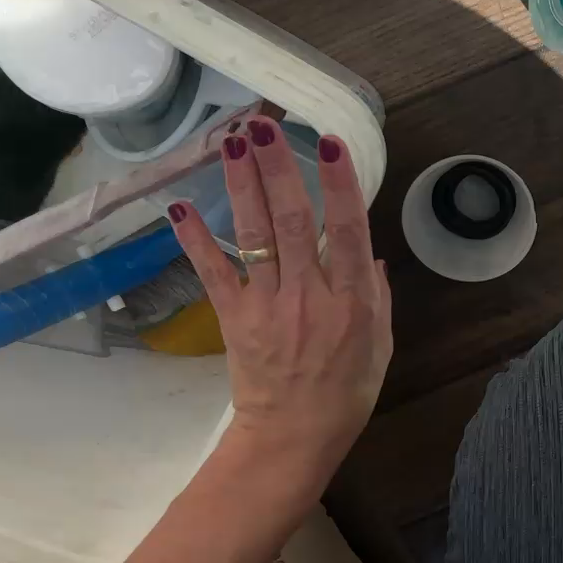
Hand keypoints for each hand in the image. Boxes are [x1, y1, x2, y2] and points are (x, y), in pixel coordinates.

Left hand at [166, 115, 391, 477]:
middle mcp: (311, 293)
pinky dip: (196, 239)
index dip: (340, 185)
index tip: (330, 144)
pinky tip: (180, 206)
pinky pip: (214, 272)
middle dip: (279, 169)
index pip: (349, 230)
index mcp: (354, 299)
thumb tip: (372, 253)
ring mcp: (268, 304)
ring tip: (233, 142)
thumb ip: (378, 294)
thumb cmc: (349, 390)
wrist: (294, 437)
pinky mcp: (234, 317)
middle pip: (294, 221)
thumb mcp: (382, 342)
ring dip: (244, 186)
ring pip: (257, 235)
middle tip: (265, 125)